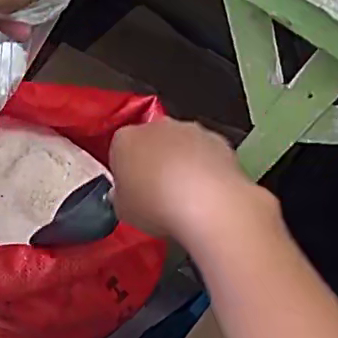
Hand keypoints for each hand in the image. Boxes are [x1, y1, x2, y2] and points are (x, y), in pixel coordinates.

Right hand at [108, 119, 274, 241]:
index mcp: (125, 139)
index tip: (131, 190)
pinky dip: (205, 166)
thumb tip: (125, 194)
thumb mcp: (124, 210)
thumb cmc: (155, 206)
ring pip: (180, 144)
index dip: (124, 170)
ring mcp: (190, 130)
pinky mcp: (218, 139)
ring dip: (180, 161)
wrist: (207, 204)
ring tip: (185, 195)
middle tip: (156, 192)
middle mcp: (156, 126)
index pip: (119, 149)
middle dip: (152, 160)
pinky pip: (205, 152)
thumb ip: (121, 196)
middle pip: (150, 141)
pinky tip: (206, 191)